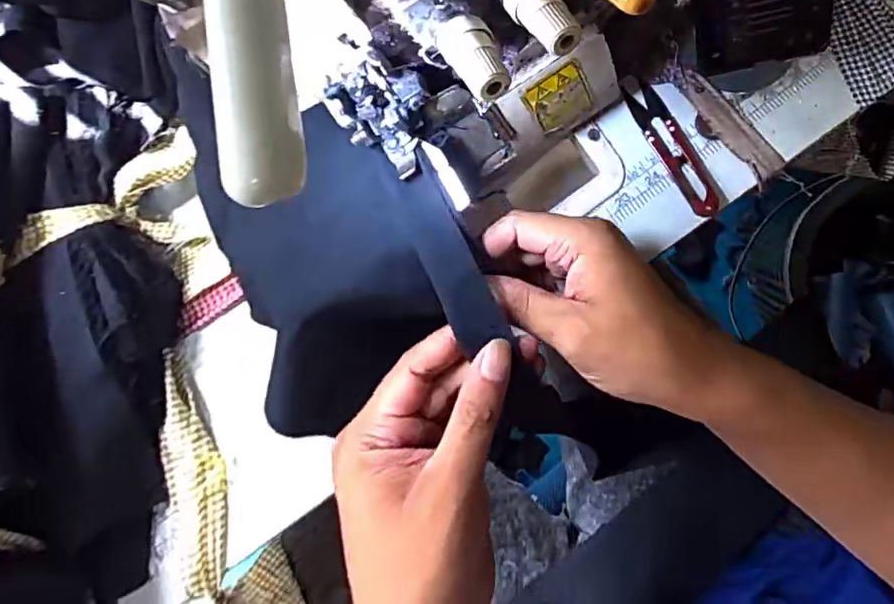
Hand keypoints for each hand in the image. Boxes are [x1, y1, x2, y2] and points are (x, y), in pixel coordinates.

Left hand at [333, 327, 531, 603]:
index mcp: (368, 437)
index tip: (488, 318)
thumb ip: (474, 413)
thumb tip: (494, 353)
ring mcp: (414, 451)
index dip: (450, 342)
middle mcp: (386, 436)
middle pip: (435, 380)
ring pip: (454, 398)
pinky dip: (490, 405)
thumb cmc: (419, 575)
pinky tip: (516, 386)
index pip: (411, 370)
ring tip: (526, 355)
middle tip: (518, 338)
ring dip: (488, 379)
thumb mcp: (448, 485)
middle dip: (477, 359)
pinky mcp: (439, 465)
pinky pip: (464, 422)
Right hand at [483, 212, 739, 419]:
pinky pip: (557, 271)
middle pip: (528, 238)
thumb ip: (520, 303)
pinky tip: (521, 315)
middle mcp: (588, 235)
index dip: (487, 248)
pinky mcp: (599, 272)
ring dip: (519, 282)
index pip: (517, 224)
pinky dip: (539, 290)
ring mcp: (595, 253)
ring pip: (540, 256)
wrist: (691, 371)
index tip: (465, 282)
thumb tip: (479, 288)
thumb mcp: (569, 331)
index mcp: (583, 238)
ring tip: (492, 312)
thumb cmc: (634, 351)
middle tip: (473, 303)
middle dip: (500, 267)